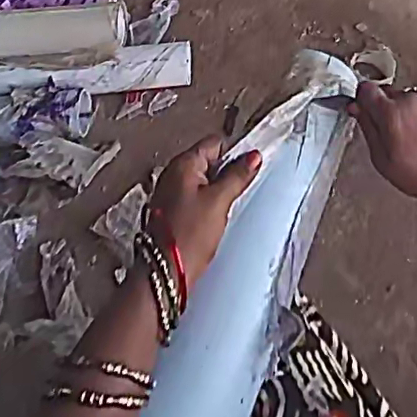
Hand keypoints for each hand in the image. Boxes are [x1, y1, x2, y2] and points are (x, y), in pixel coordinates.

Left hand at [147, 134, 260, 281]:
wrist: (164, 273)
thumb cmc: (187, 237)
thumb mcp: (219, 201)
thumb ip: (237, 176)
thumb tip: (252, 157)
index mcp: (182, 164)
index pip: (214, 143)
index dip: (234, 153)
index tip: (248, 167)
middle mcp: (172, 174)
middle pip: (208, 162)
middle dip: (224, 175)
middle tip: (233, 193)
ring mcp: (170, 193)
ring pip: (202, 182)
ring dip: (216, 193)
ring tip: (221, 211)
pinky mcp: (171, 212)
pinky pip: (194, 199)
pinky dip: (206, 206)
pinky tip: (210, 222)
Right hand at [348, 81, 416, 206]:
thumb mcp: (380, 158)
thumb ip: (366, 127)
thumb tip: (356, 108)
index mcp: (389, 113)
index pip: (367, 89)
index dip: (364, 99)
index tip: (365, 108)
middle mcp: (408, 101)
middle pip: (387, 93)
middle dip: (386, 108)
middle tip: (392, 131)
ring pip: (406, 98)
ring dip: (406, 110)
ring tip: (413, 135)